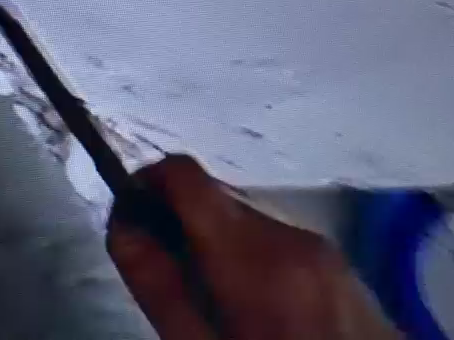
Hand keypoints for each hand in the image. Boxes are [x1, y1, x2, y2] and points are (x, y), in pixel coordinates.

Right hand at [108, 156, 400, 339]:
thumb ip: (149, 277)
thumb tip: (122, 220)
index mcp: (251, 251)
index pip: (183, 172)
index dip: (147, 180)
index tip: (137, 213)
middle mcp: (294, 238)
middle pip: (214, 199)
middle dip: (186, 224)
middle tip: (179, 274)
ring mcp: (333, 257)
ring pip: (249, 222)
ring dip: (224, 244)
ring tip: (227, 298)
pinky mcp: (358, 276)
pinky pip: (285, 246)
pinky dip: (262, 262)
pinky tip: (270, 310)